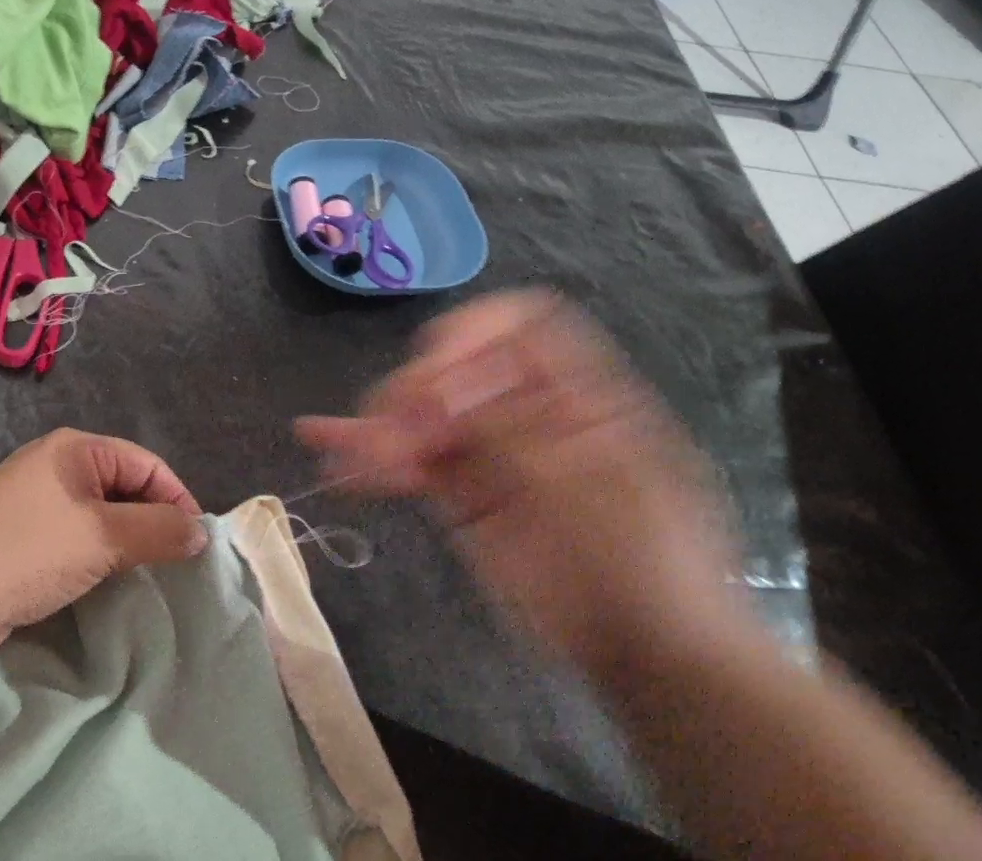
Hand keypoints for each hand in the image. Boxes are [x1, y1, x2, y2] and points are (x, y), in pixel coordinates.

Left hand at [0, 429, 207, 658]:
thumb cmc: (32, 553)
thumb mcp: (105, 538)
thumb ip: (159, 530)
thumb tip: (200, 532)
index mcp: (73, 448)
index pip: (145, 463)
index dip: (177, 498)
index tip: (198, 542)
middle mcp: (52, 464)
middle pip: (123, 484)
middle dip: (152, 519)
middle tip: (176, 561)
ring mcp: (33, 499)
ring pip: (99, 513)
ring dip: (125, 539)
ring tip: (146, 572)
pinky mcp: (20, 533)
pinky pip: (75, 533)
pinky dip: (97, 551)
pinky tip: (106, 578)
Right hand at [296, 291, 747, 674]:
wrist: (644, 654)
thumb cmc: (643, 567)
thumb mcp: (591, 490)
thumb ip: (515, 431)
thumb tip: (441, 385)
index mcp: (578, 395)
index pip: (522, 326)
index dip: (473, 333)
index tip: (434, 369)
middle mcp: (528, 411)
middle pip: (455, 368)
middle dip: (415, 390)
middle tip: (394, 427)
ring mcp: (491, 452)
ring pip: (421, 416)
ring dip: (379, 426)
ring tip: (347, 449)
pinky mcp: (460, 494)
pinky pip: (409, 464)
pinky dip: (372, 461)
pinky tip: (336, 461)